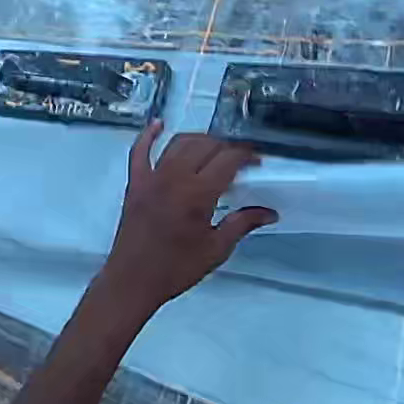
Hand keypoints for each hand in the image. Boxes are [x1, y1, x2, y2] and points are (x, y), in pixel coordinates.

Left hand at [94, 120, 277, 317]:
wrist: (133, 279)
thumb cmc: (177, 268)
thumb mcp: (216, 249)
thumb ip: (242, 224)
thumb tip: (269, 212)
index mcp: (198, 193)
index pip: (228, 160)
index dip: (246, 156)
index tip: (257, 162)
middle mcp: (175, 177)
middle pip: (206, 146)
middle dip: (226, 147)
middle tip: (239, 161)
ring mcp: (151, 176)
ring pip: (178, 143)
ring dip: (199, 140)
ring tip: (214, 148)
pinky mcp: (135, 182)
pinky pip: (139, 150)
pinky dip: (148, 135)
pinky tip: (158, 124)